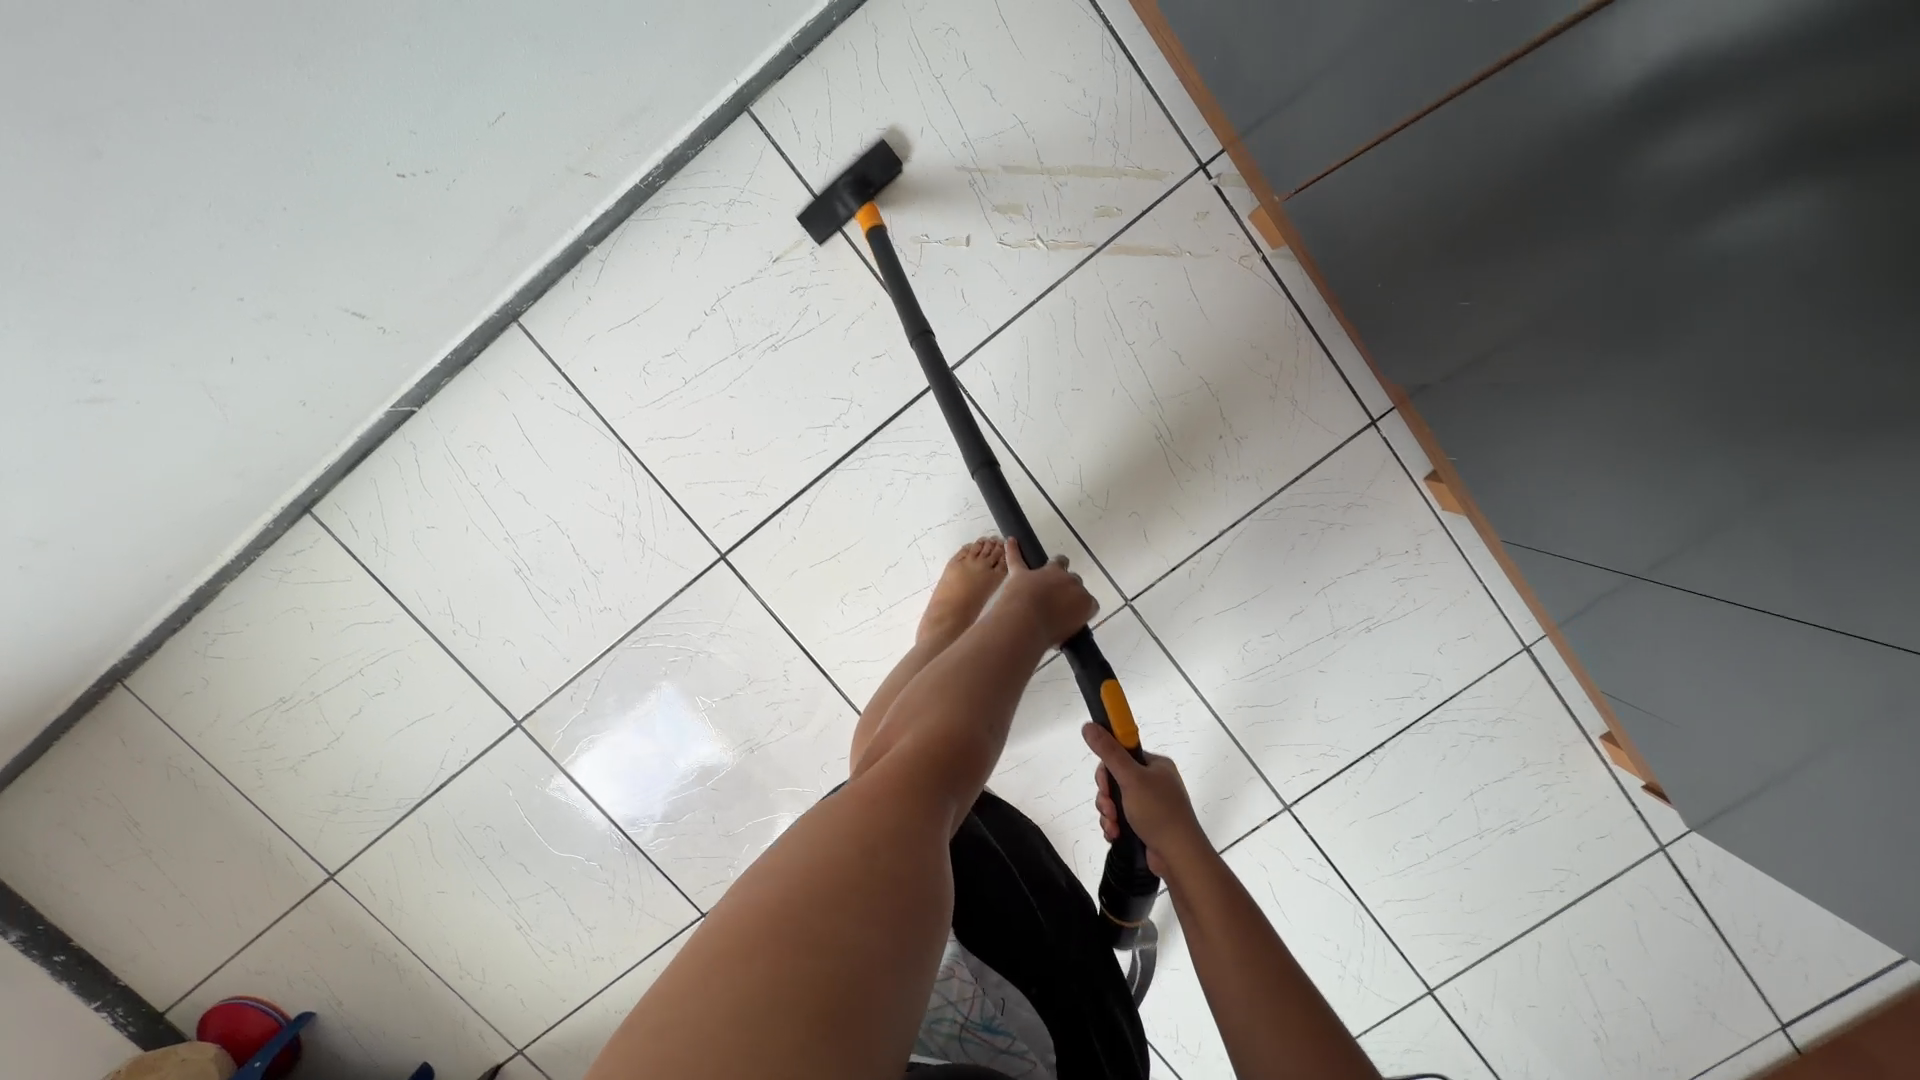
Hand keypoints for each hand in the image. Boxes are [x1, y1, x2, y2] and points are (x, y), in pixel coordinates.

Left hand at [997, 538, 1097, 647]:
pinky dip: (1014, 550)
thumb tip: (1059, 632)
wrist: (1025, 622)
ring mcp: (1046, 575)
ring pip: (1057, 563)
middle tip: (1059, 601)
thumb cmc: (1048, 635)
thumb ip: (1066, 629)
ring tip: (1054, 568)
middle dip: (1068, 587)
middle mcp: (1070, 583)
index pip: (1089, 602)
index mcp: (1085, 601)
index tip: (1073, 616)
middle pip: (1075, 580)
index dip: (1080, 608)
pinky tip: (1011, 541)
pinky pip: (1017, 557)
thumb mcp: (1065, 638)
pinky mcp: (1023, 573)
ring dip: (1056, 565)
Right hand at [1083, 723, 1207, 878]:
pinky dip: (1114, 825)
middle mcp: (1153, 782)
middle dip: (1106, 796)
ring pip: (1115, 801)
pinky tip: (1115, 834)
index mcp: (1155, 765)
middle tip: (1109, 808)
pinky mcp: (1145, 824)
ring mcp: (1149, 804)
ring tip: (1114, 826)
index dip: (1107, 769)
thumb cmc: (1158, 812)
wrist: (1178, 856)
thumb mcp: (1131, 778)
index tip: (1103, 783)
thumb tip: (1088, 725)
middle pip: (1114, 780)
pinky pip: (1120, 818)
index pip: (1121, 755)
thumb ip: (1108, 752)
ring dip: (1108, 813)